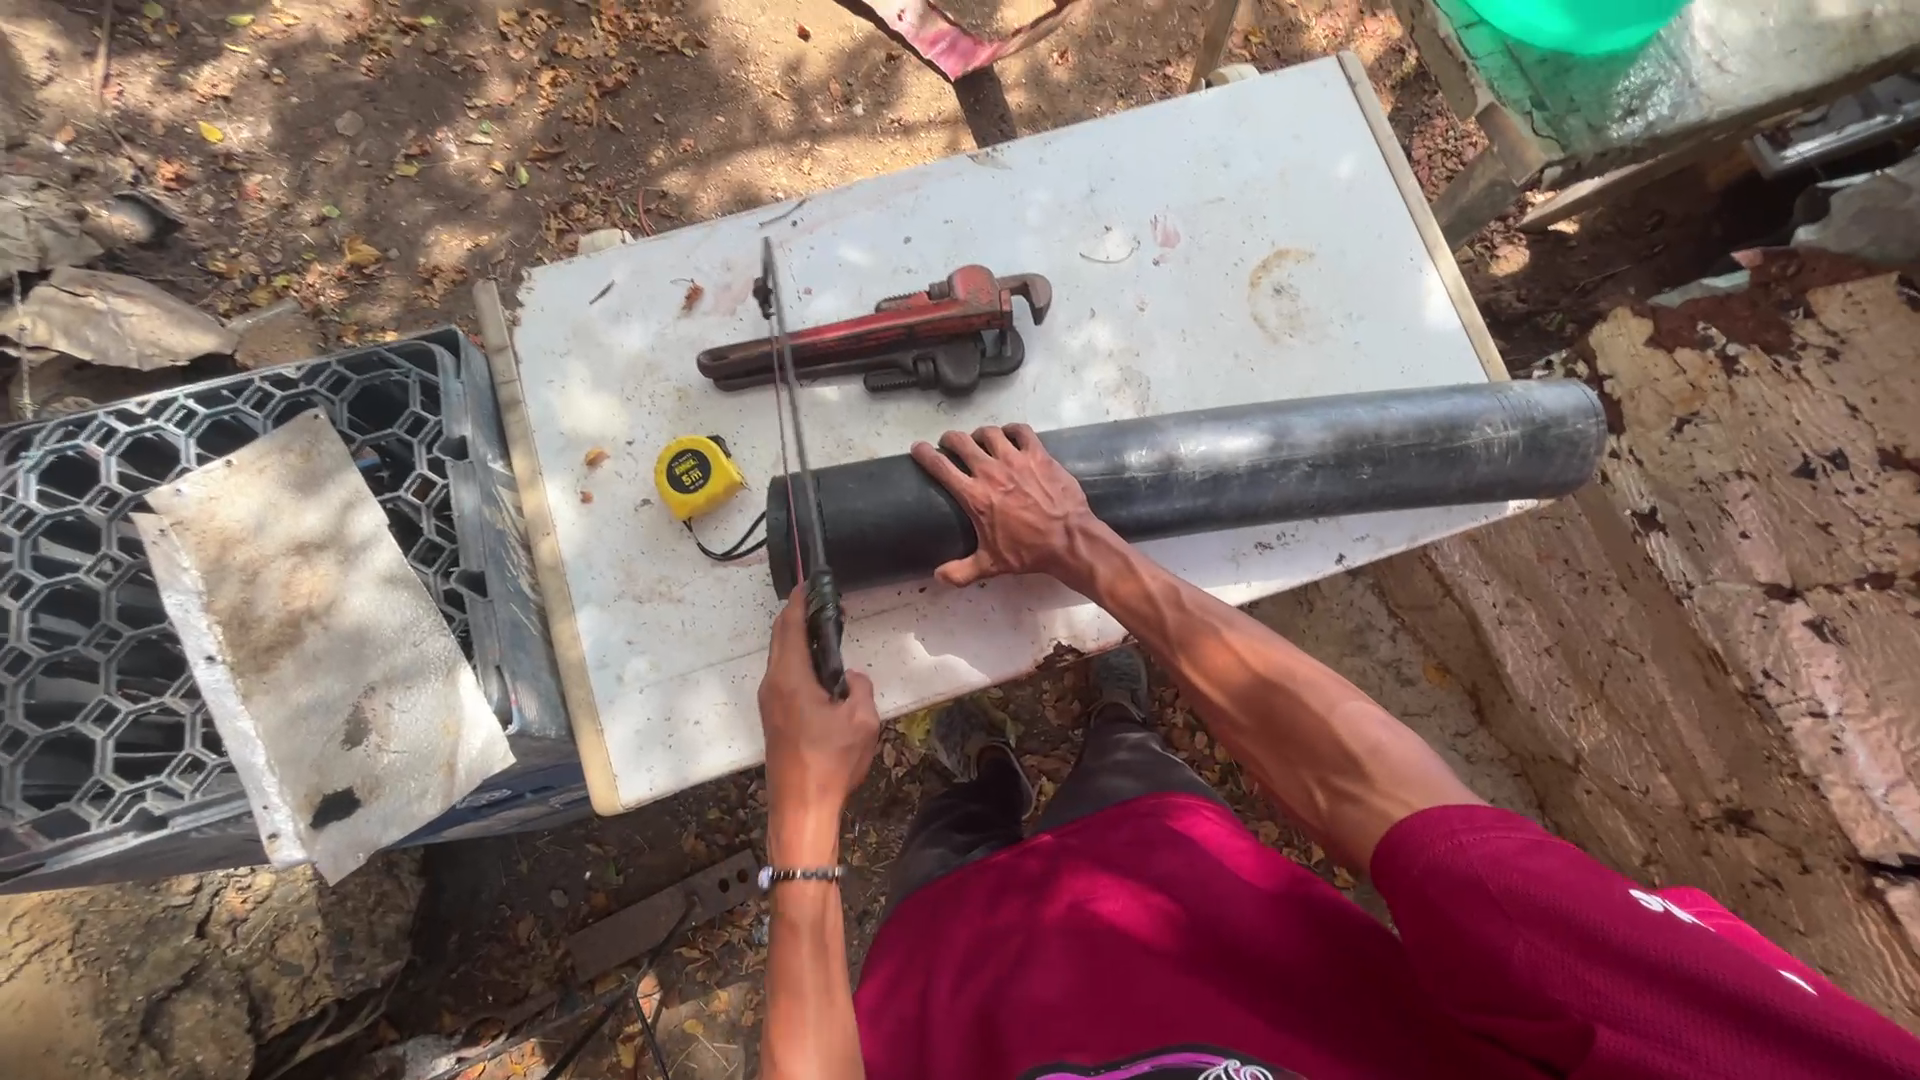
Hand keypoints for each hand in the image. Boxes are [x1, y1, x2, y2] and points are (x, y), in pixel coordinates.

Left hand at [758, 586, 880, 816]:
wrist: (801, 808)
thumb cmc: (831, 763)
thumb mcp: (862, 721)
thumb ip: (860, 687)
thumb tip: (850, 678)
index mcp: (790, 678)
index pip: (789, 624)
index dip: (800, 599)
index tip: (812, 582)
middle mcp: (773, 684)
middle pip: (780, 637)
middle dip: (800, 615)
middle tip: (827, 604)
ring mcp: (769, 701)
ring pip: (780, 657)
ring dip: (798, 639)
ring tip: (828, 632)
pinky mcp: (773, 716)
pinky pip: (784, 675)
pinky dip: (798, 660)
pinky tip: (820, 668)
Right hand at [910, 424, 1111, 587]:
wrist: (1068, 539)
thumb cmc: (1028, 552)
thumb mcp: (991, 564)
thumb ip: (961, 572)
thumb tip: (938, 577)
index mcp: (975, 496)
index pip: (941, 466)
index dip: (925, 454)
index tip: (918, 448)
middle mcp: (991, 471)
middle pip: (962, 442)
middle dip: (951, 439)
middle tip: (950, 443)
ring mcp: (1016, 460)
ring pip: (990, 433)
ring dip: (980, 434)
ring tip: (980, 440)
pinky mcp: (1039, 455)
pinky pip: (1021, 431)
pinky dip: (1012, 430)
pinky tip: (1010, 435)